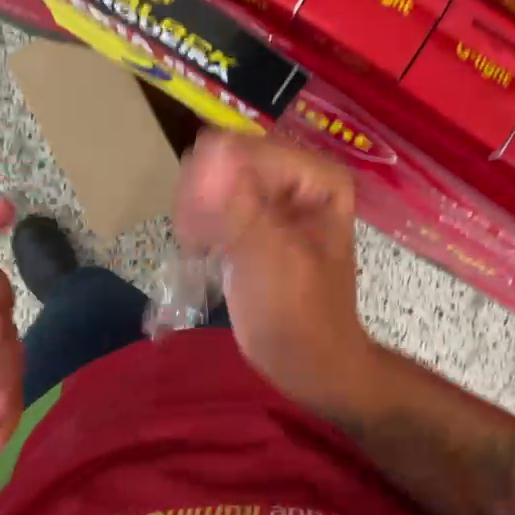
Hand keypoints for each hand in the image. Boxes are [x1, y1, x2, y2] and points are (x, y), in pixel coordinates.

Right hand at [174, 132, 376, 408]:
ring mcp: (275, 197)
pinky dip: (199, 226)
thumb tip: (207, 148)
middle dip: (204, 200)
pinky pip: (212, 202)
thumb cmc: (300, 318)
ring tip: (203, 252)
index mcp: (318, 177)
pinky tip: (202, 253)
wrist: (310, 366)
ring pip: (214, 181)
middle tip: (200, 244)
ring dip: (197, 215)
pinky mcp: (253, 219)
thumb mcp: (270, 259)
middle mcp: (299, 176)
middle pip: (227, 161)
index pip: (245, 152)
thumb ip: (239, 204)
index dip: (211, 184)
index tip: (196, 230)